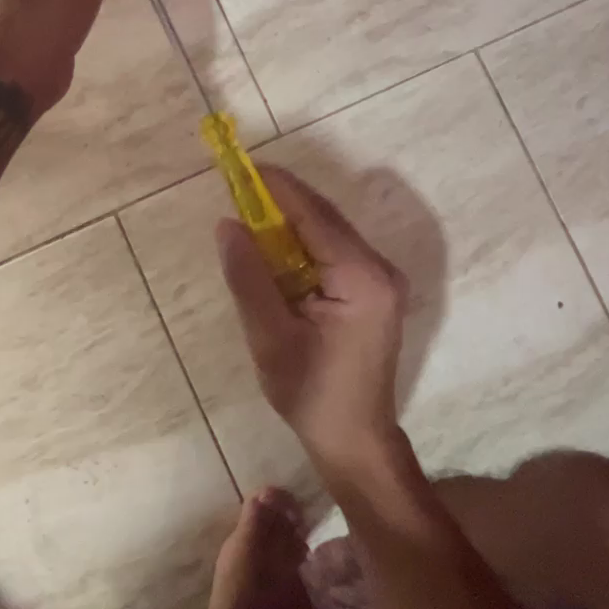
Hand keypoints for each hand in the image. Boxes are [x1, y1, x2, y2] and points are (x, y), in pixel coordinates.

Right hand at [217, 166, 410, 482]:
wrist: (355, 440)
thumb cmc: (311, 393)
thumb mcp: (269, 336)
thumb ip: (248, 276)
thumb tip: (228, 223)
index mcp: (361, 278)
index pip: (314, 215)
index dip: (276, 187)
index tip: (240, 167)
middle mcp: (379, 269)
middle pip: (323, 217)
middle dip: (279, 200)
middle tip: (234, 188)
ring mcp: (380, 280)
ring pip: (327, 231)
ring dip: (287, 221)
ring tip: (245, 212)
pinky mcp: (372, 291)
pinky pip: (332, 251)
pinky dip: (299, 242)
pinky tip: (271, 247)